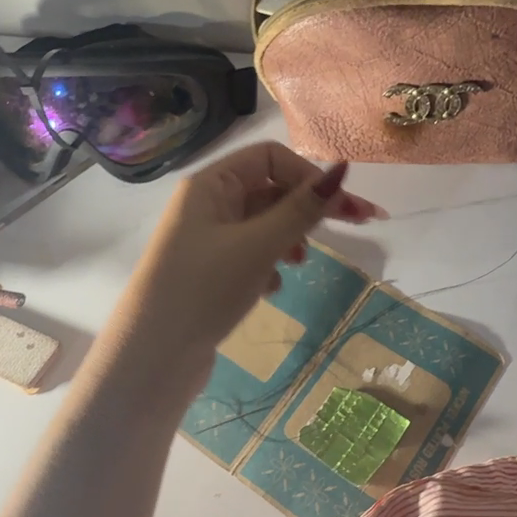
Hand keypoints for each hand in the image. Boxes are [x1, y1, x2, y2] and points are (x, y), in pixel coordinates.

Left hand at [92, 142, 383, 394]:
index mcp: (211, 184)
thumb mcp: (259, 245)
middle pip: (271, 189)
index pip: (272, 157)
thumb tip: (342, 167)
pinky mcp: (209, 271)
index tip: (344, 208)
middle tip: (364, 225)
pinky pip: (251, 252)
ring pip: (264, 223)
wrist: (152, 358)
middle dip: (311, 207)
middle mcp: (207, 203)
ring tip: (300, 262)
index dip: (310, 177)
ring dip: (290, 237)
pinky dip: (270, 263)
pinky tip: (273, 288)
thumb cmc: (204, 290)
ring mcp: (206, 239)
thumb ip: (303, 208)